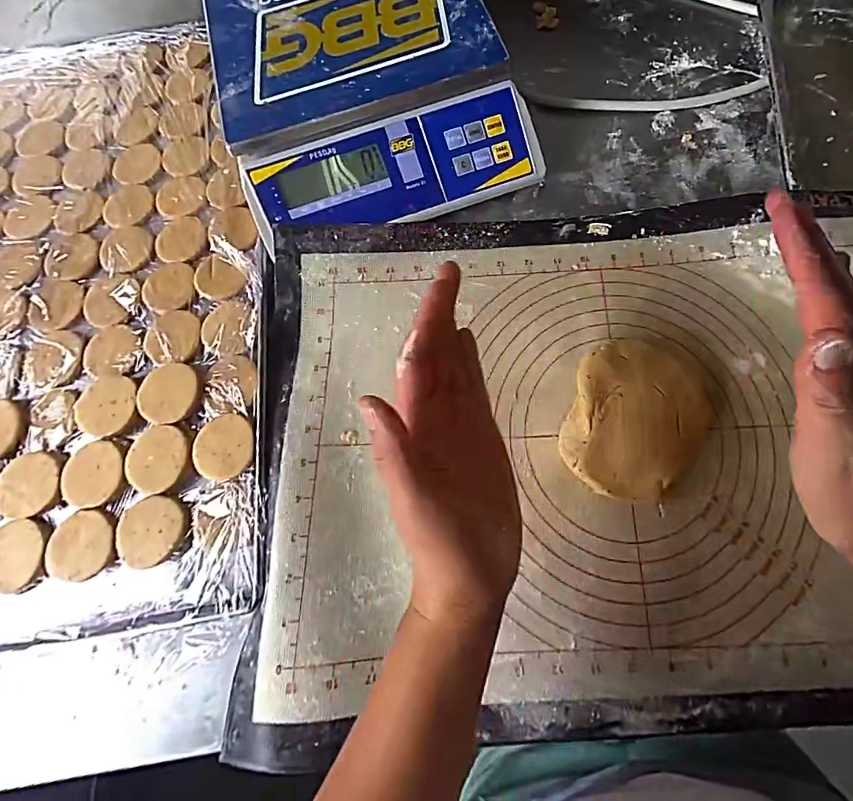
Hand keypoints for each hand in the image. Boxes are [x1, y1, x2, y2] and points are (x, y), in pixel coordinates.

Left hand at [360, 262, 522, 629]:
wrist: (470, 579)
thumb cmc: (440, 547)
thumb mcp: (414, 504)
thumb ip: (395, 455)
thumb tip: (371, 400)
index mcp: (415, 430)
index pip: (420, 363)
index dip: (428, 322)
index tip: (442, 284)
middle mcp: (434, 420)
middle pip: (435, 356)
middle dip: (438, 314)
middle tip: (450, 272)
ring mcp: (458, 428)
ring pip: (453, 368)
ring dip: (451, 331)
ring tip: (454, 297)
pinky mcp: (481, 438)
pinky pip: (474, 392)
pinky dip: (470, 364)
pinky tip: (468, 344)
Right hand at [767, 190, 852, 565]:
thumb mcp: (834, 445)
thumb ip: (831, 392)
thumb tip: (829, 336)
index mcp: (849, 357)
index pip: (822, 289)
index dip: (800, 244)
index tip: (779, 205)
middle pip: (834, 281)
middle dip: (808, 236)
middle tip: (783, 202)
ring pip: (837, 295)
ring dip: (816, 257)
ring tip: (797, 230)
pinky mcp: (852, 380)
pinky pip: (834, 317)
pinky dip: (820, 289)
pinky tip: (816, 293)